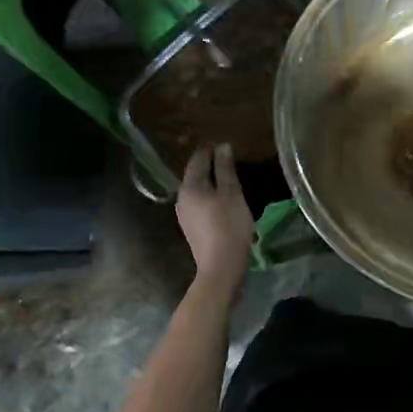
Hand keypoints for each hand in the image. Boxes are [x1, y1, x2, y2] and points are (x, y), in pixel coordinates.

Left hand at [176, 144, 252, 287]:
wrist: (220, 267)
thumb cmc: (229, 225)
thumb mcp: (231, 193)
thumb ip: (225, 168)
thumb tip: (222, 146)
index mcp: (189, 186)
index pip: (198, 158)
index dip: (211, 149)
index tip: (225, 143)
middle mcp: (181, 197)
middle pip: (195, 174)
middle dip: (210, 164)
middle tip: (229, 158)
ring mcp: (184, 214)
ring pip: (197, 190)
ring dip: (211, 181)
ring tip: (229, 178)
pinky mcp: (191, 227)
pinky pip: (200, 203)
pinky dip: (210, 196)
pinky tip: (223, 200)